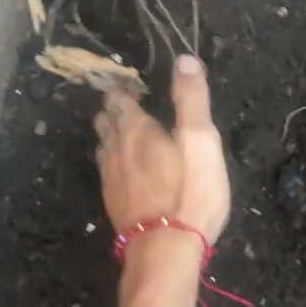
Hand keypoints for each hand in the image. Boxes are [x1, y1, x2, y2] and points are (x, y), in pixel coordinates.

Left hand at [94, 55, 229, 242]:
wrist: (167, 248)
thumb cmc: (190, 192)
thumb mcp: (201, 140)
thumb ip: (192, 99)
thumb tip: (184, 59)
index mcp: (136, 129)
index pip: (120, 99)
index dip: (124, 89)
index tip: (132, 85)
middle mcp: (116, 149)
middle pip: (106, 122)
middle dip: (114, 111)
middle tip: (129, 107)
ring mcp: (112, 179)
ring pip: (104, 148)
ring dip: (112, 138)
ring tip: (126, 136)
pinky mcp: (115, 204)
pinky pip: (109, 174)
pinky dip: (117, 165)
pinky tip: (127, 173)